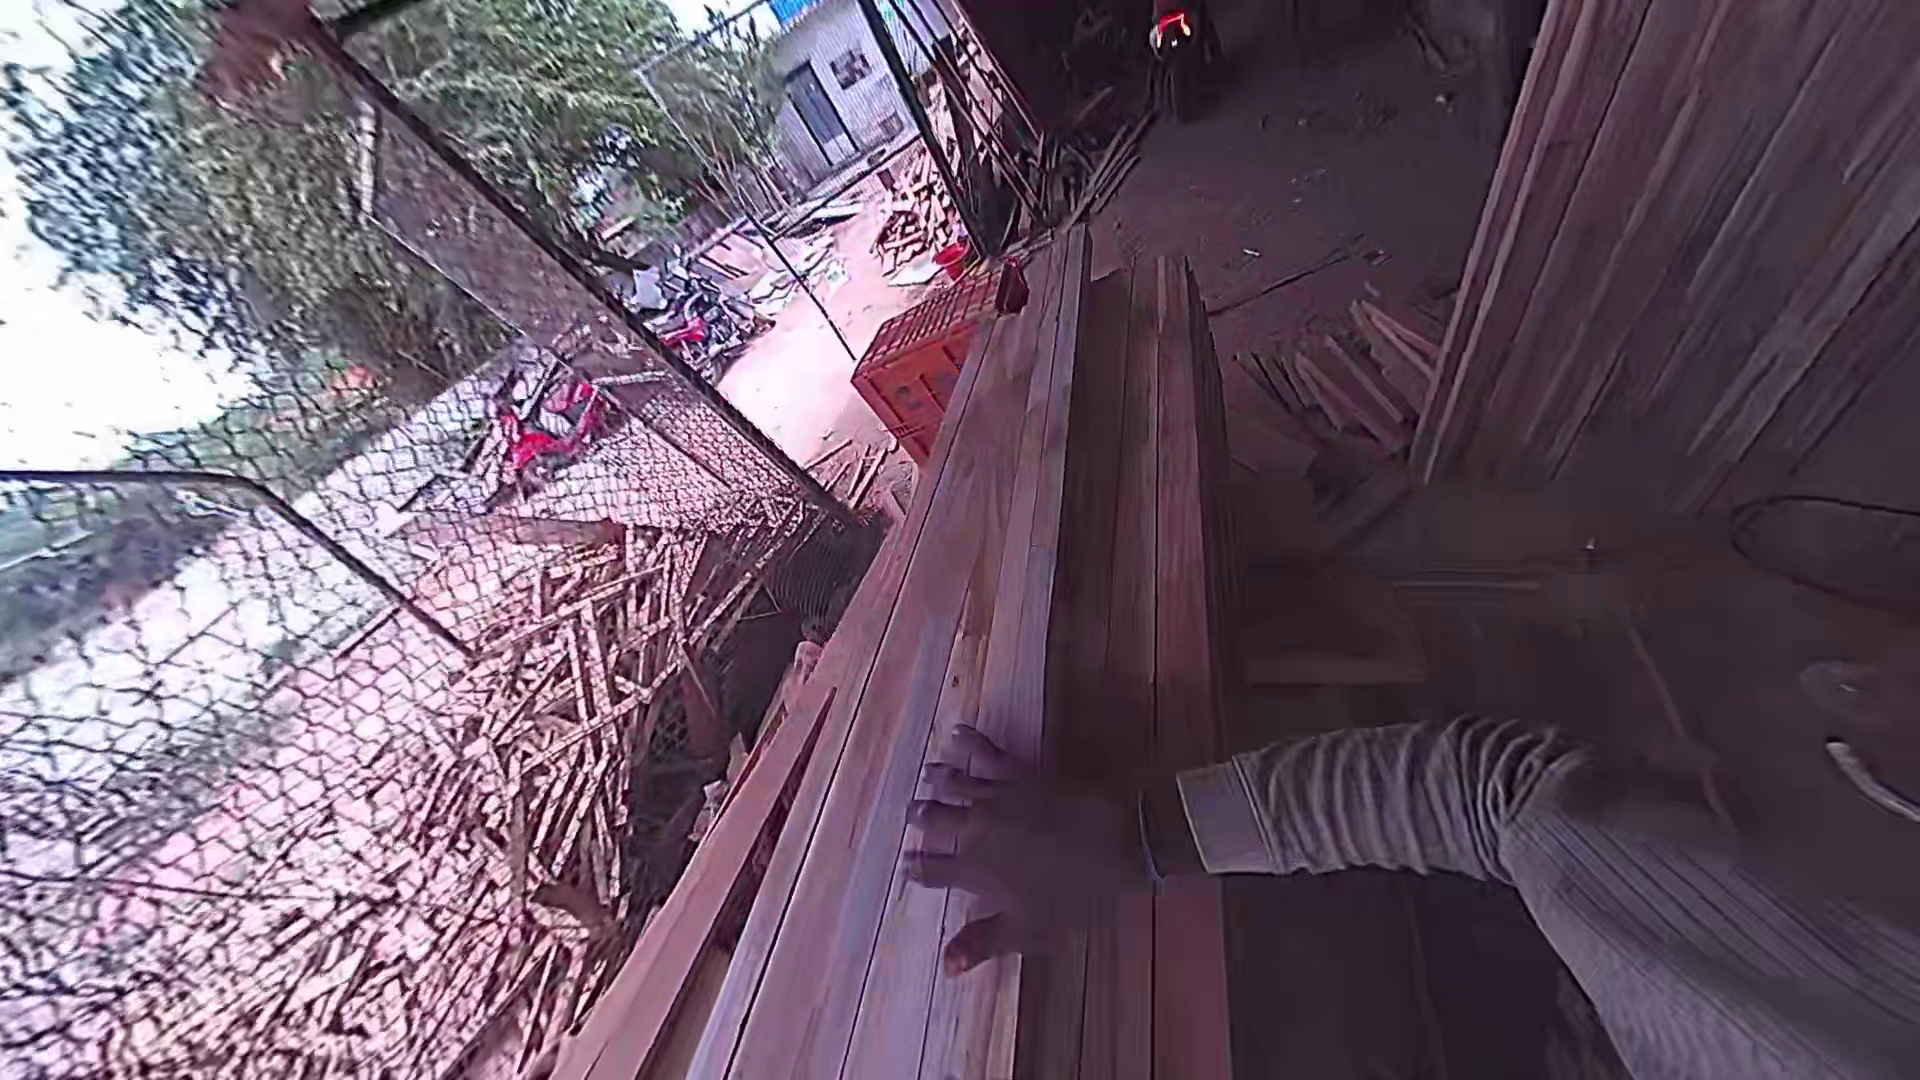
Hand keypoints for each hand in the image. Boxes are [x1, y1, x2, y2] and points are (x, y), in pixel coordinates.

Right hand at [902, 725, 1150, 974]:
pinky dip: (967, 742)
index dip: (917, 869)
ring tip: (925, 776)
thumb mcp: (1029, 929)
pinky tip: (956, 733)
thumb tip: (945, 965)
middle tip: (909, 814)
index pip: (934, 870)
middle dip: (919, 818)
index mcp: (975, 869)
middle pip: (935, 820)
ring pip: (952, 784)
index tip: (906, 866)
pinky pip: (983, 752)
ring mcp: (992, 795)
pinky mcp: (1013, 770)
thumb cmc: (1073, 892)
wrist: (1110, 839)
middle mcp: (974, 829)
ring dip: (936, 780)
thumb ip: (983, 942)